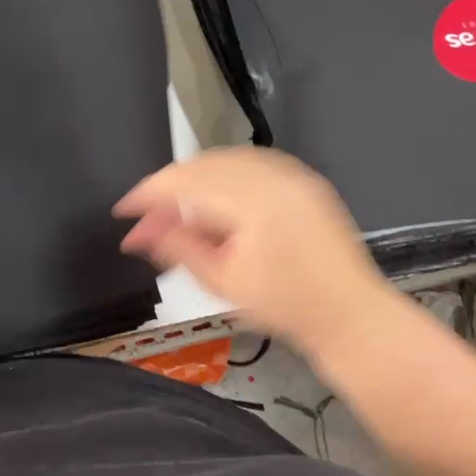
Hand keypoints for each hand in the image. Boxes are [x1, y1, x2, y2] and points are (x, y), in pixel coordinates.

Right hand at [114, 147, 398, 351]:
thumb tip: (138, 231)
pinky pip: (251, 163)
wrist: (350, 315)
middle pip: (202, 165)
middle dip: (168, 187)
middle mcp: (275, 179)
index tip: (125, 210)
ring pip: (224, 159)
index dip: (147, 194)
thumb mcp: (221, 281)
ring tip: (176, 210)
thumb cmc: (287, 307)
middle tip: (148, 218)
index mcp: (253, 203)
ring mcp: (293, 176)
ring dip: (193, 178)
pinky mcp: (303, 181)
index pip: (185, 182)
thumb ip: (176, 247)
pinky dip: (222, 174)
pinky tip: (211, 199)